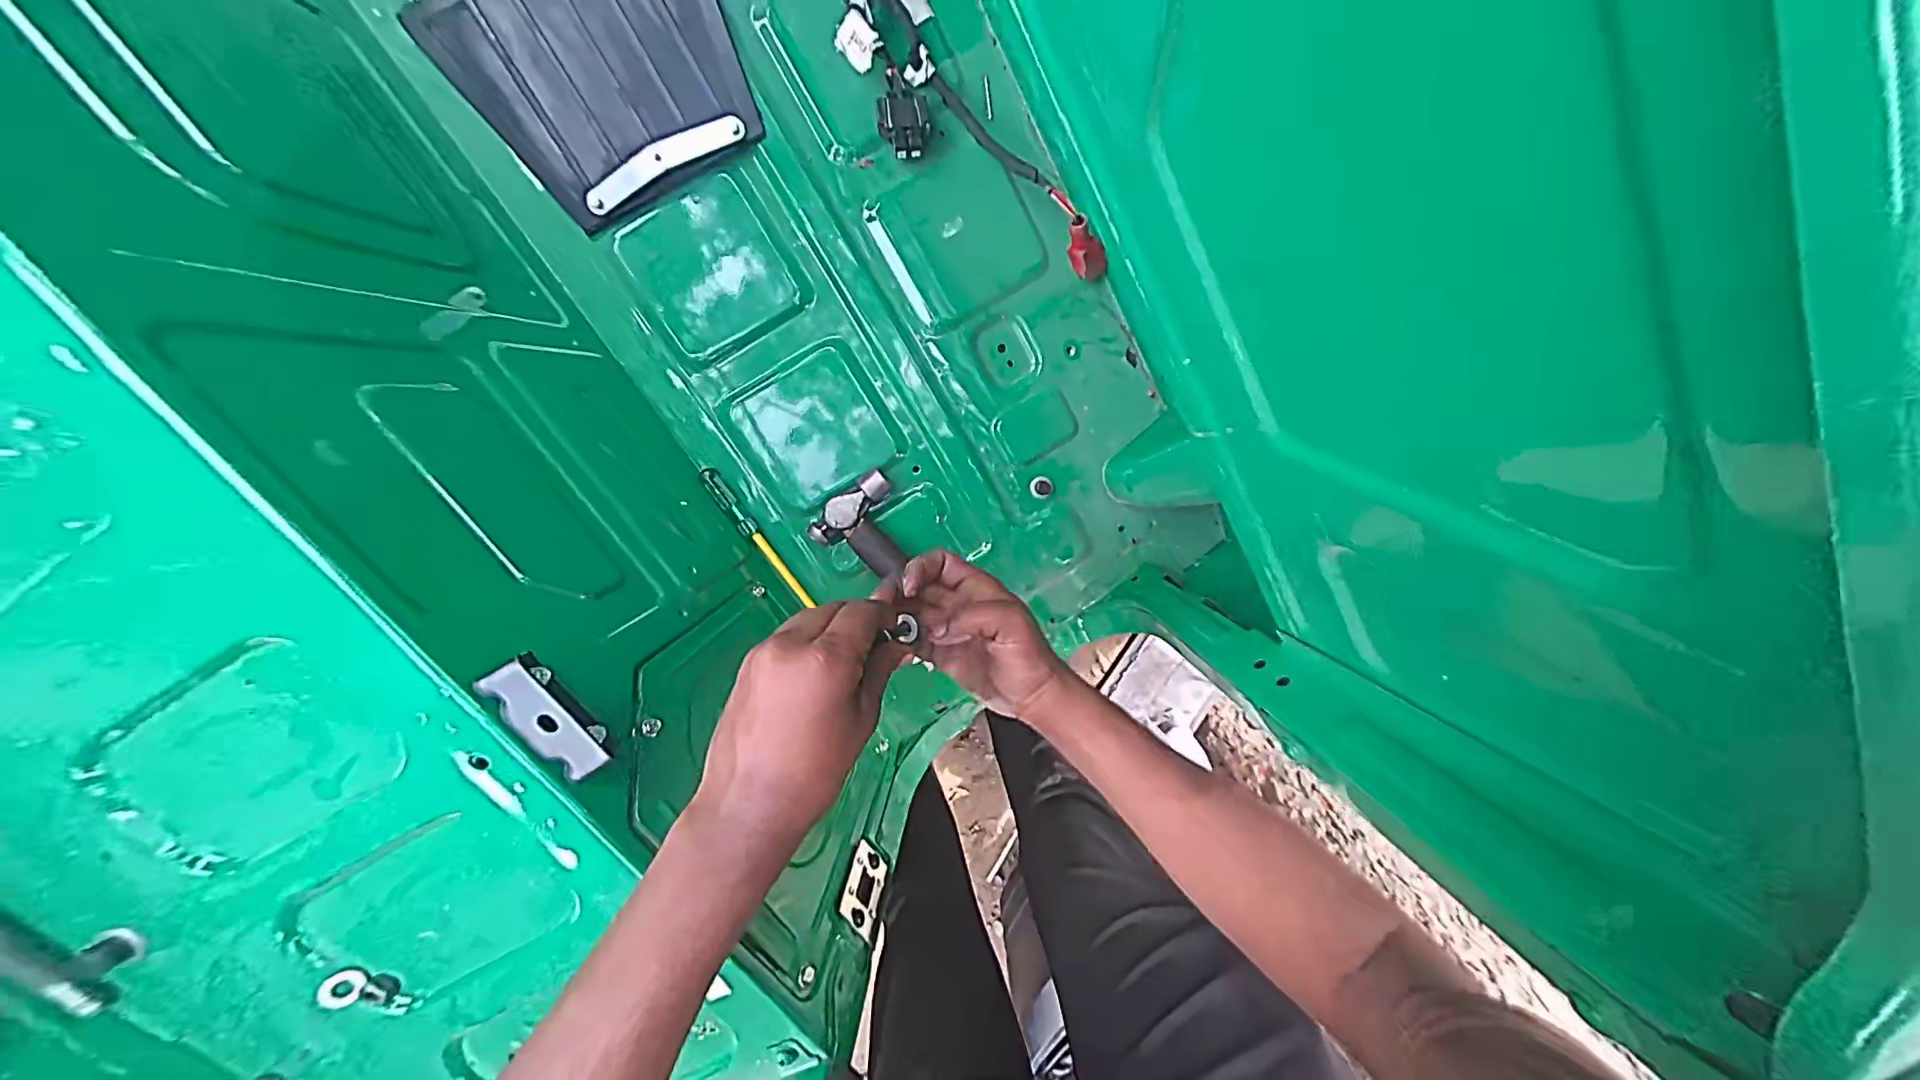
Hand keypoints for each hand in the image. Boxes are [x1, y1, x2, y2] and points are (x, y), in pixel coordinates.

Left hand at [694, 600, 906, 848]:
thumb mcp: (861, 720)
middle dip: (858, 619)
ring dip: (832, 627)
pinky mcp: (748, 663)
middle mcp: (791, 643)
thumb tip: (895, 645)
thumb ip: (879, 672)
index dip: (884, 615)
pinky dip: (808, 640)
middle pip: (834, 609)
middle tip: (875, 646)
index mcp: (824, 658)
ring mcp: (764, 650)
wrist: (748, 803)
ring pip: (809, 618)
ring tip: (846, 660)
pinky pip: (787, 636)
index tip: (896, 629)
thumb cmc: (815, 772)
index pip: (862, 612)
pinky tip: (816, 671)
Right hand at [896, 550, 1074, 720]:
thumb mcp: (1010, 623)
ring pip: (911, 614)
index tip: (909, 586)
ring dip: (896, 619)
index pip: (940, 563)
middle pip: (919, 587)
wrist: (1033, 697)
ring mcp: (947, 630)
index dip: (920, 568)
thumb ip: (974, 616)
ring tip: (886, 630)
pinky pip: (913, 642)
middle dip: (899, 593)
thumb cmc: (1030, 655)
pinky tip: (895, 650)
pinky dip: (901, 644)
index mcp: (975, 588)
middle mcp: (957, 605)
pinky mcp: (941, 655)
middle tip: (885, 610)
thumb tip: (936, 627)